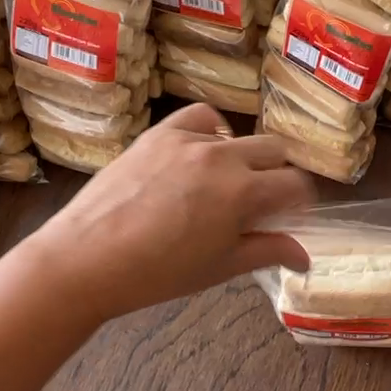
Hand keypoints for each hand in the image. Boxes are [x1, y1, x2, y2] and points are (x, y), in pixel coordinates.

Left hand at [28, 104, 314, 320]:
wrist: (86, 259)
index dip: (300, 202)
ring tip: (226, 182)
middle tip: (261, 202)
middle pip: (275, 151)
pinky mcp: (160, 133)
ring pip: (240, 135)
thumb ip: (267, 251)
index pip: (296, 184)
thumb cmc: (158, 274)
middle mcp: (223, 157)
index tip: (290, 216)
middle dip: (277, 175)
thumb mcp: (220, 267)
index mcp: (244, 193)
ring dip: (245, 156)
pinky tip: (202, 153)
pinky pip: (200, 117)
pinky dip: (211, 131)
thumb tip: (305, 257)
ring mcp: (190, 140)